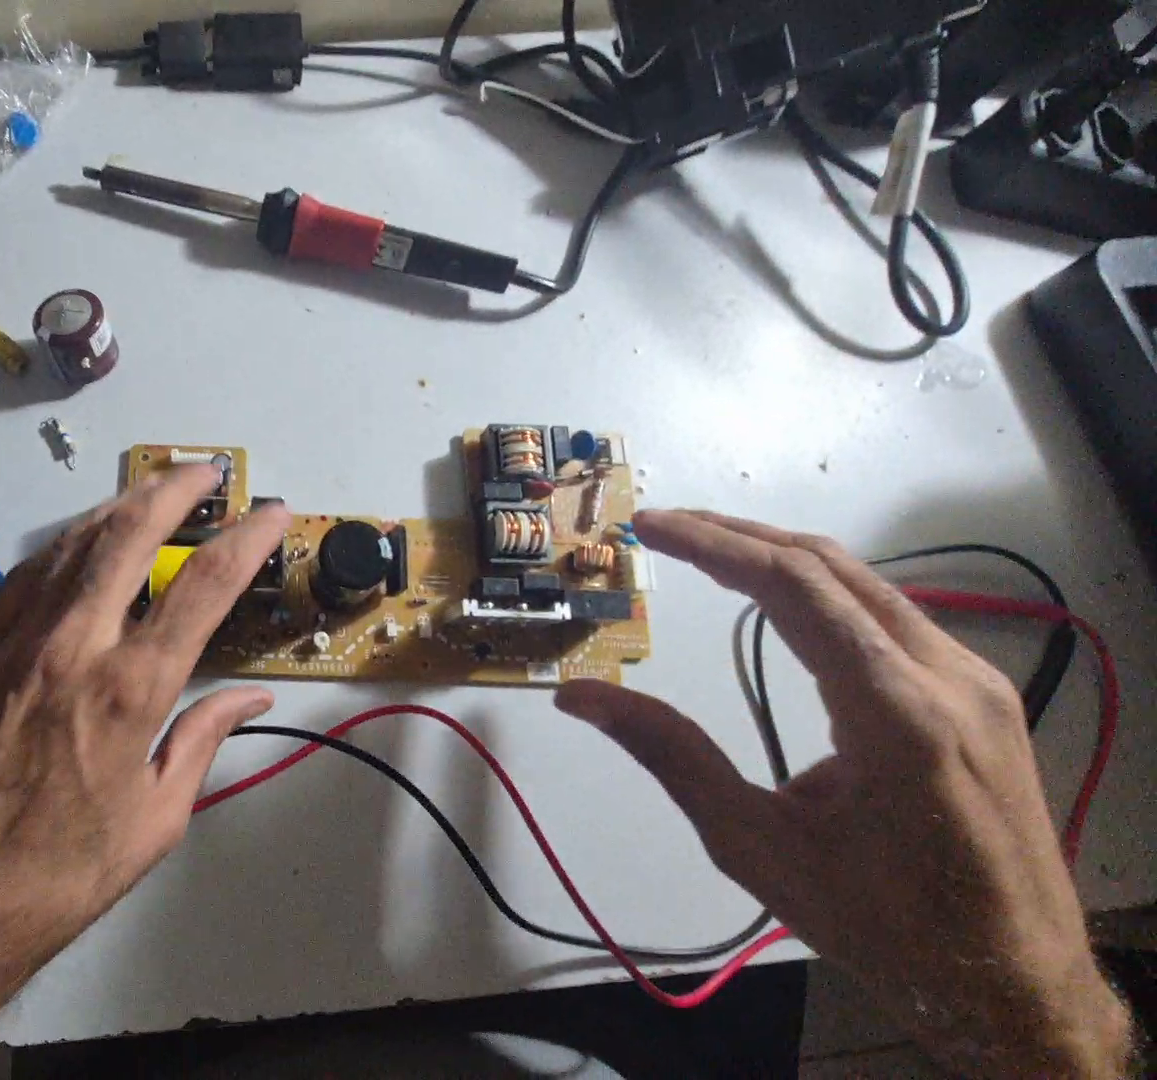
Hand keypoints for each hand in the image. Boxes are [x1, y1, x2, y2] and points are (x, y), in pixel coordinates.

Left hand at [0, 465, 292, 1079]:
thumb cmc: (62, 875)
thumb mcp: (156, 820)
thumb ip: (202, 741)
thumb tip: (251, 698)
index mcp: (129, 691)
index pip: (204, 588)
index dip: (247, 539)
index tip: (271, 513)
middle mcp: (72, 647)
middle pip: (127, 536)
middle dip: (172, 490)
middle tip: (204, 471)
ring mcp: (14, 642)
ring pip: (69, 544)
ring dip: (116, 507)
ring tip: (150, 492)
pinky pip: (26, 576)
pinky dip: (64, 545)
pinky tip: (80, 542)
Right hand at [555, 510, 1132, 1078]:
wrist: (1013, 983)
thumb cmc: (877, 921)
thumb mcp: (751, 843)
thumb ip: (667, 753)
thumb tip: (578, 694)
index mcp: (896, 716)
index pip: (795, 589)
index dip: (713, 544)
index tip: (649, 526)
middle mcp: (947, 679)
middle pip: (829, 566)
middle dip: (735, 532)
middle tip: (660, 527)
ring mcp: (973, 681)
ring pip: (861, 581)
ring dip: (772, 552)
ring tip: (699, 548)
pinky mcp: (976, 692)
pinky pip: (883, 612)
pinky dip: (812, 585)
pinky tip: (769, 595)